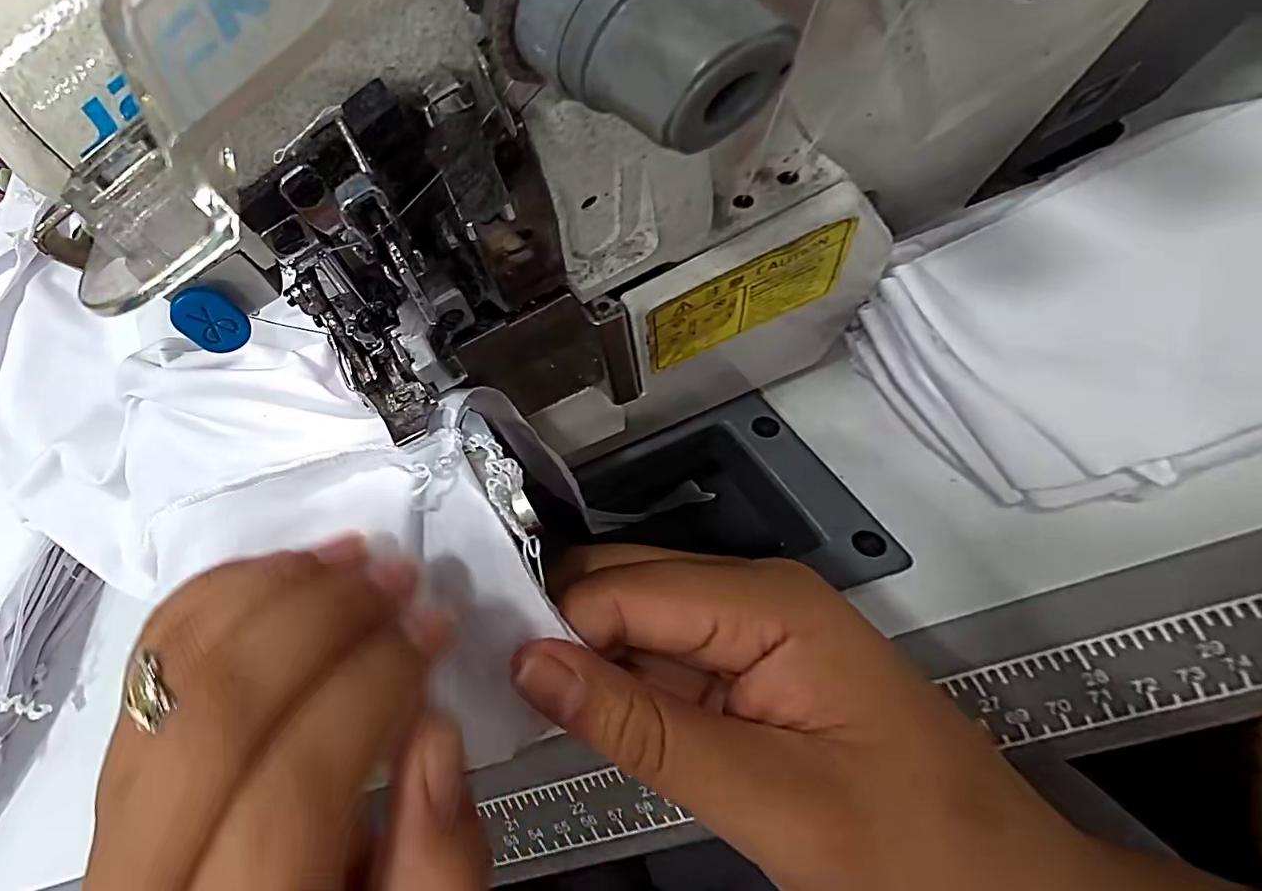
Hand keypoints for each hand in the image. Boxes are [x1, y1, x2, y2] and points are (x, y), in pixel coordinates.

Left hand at [85, 539, 490, 890]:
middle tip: (392, 579)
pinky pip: (156, 643)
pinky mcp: (116, 739)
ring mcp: (115, 788)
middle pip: (225, 702)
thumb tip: (437, 735)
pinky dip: (221, 589)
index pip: (292, 784)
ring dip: (272, 585)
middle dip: (323, 616)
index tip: (427, 632)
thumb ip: (433, 868)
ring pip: (179, 655)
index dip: (372, 688)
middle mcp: (146, 854)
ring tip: (344, 558)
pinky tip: (280, 568)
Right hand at [512, 546, 1232, 890]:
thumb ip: (639, 728)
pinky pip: (641, 645)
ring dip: (580, 653)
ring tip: (549, 703)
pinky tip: (592, 709)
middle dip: (560, 627)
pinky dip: (607, 675)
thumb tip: (527, 663)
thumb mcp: (773, 802)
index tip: (513, 679)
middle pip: (612, 578)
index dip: (559, 629)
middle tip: (522, 688)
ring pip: (617, 609)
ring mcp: (735, 620)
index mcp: (762, 601)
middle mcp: (742, 590)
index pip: (618, 588)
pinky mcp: (728, 654)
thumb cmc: (920, 853)